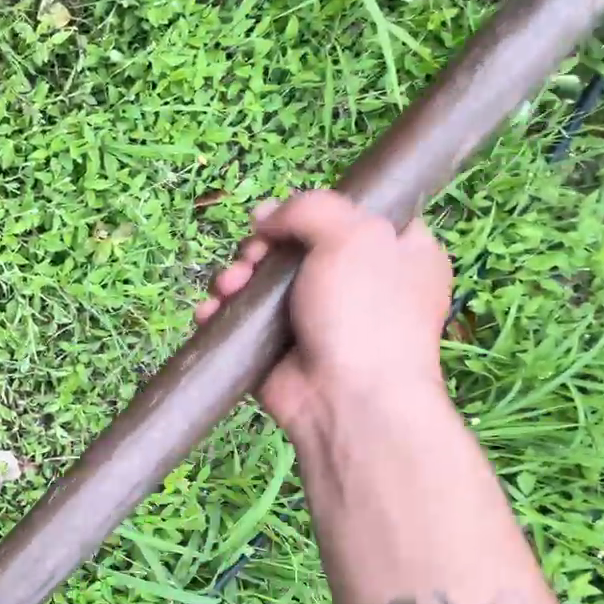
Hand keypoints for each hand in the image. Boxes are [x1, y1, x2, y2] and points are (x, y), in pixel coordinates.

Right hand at [194, 190, 453, 440]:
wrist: (346, 395)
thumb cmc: (365, 311)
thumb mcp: (354, 236)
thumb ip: (312, 209)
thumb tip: (267, 214)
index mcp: (395, 251)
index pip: (353, 216)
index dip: (311, 212)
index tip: (281, 219)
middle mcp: (353, 282)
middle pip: (292, 248)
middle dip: (259, 250)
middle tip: (251, 259)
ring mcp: (310, 317)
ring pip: (257, 283)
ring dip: (232, 279)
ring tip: (226, 289)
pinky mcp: (272, 347)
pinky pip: (236, 321)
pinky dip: (217, 313)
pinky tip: (209, 312)